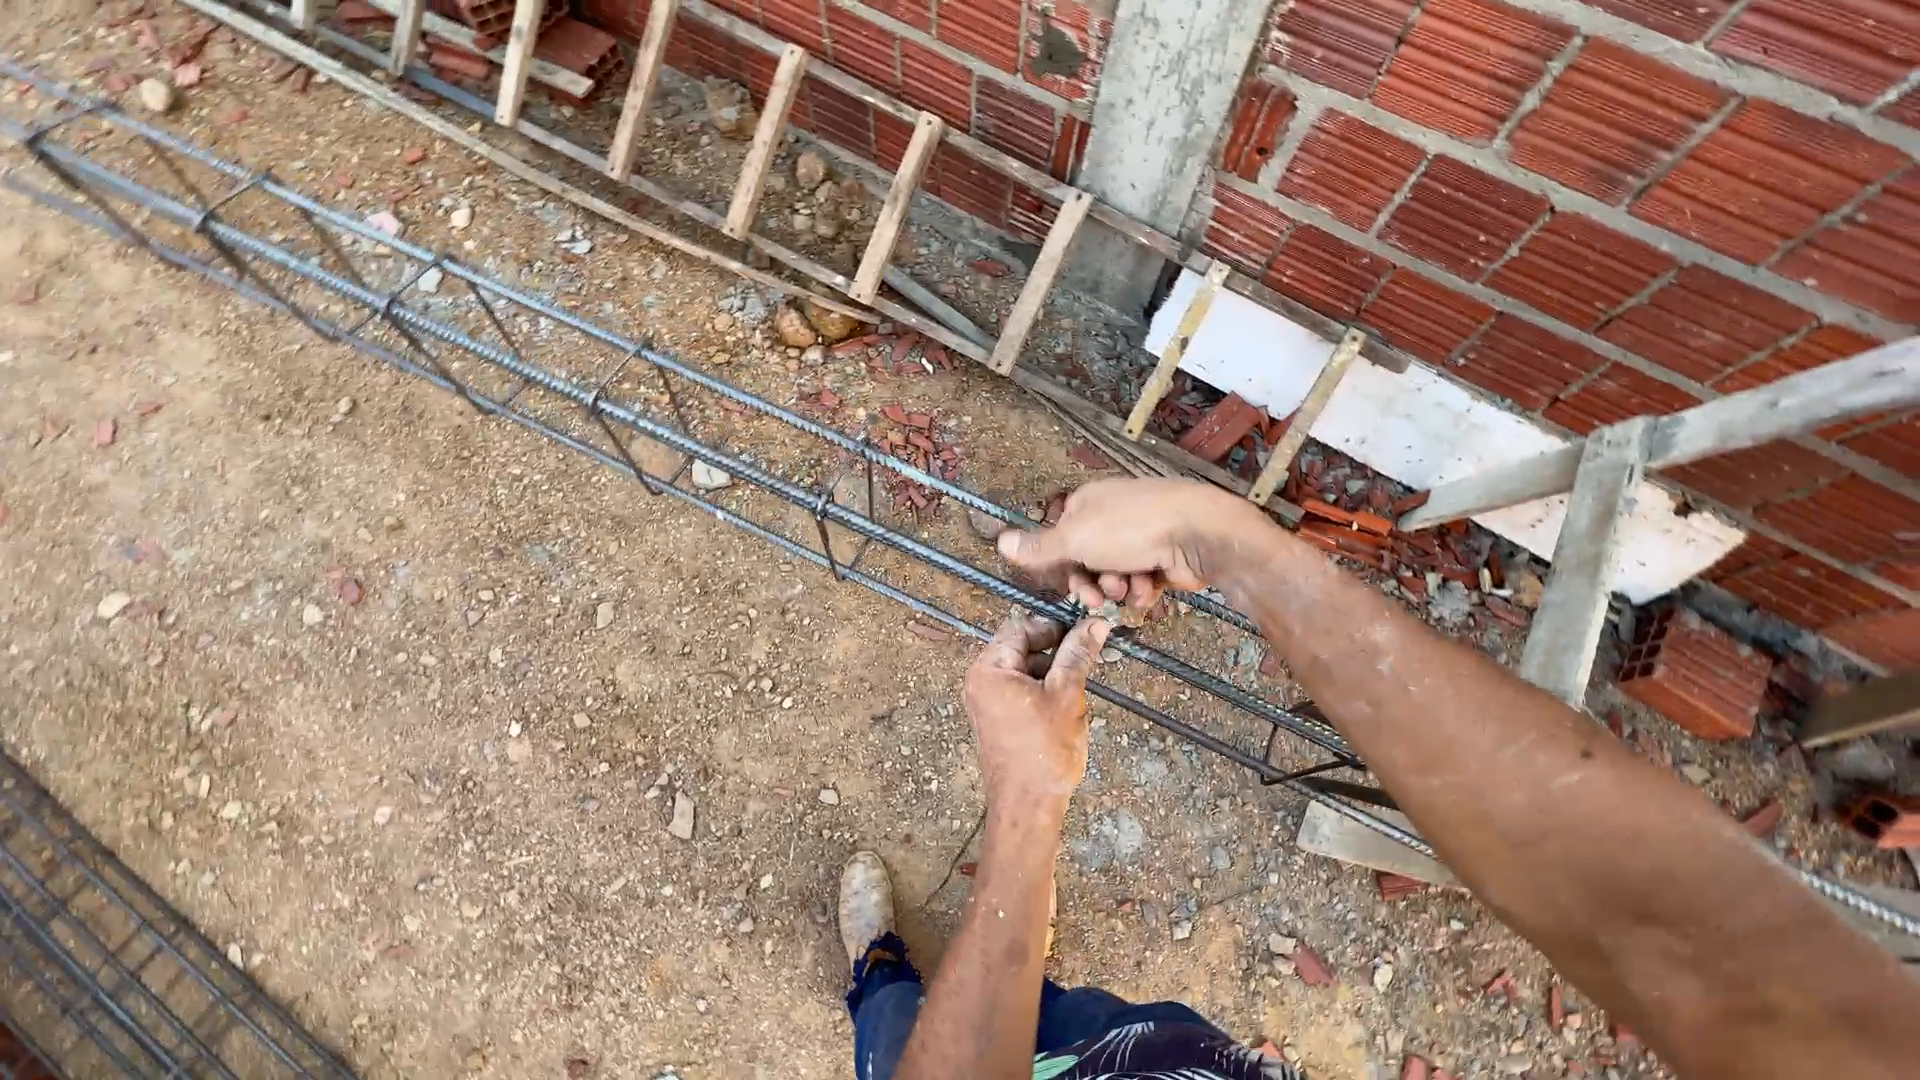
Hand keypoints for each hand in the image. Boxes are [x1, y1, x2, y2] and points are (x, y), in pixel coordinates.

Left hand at [963, 614, 1108, 816]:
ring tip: (1077, 690)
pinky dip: (1044, 691)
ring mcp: (987, 701)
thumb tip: (1094, 623)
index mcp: (988, 669)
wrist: (1028, 805)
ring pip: (1025, 669)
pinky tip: (1066, 707)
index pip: (1020, 627)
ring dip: (1053, 672)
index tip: (1083, 631)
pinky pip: (1021, 691)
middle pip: (1021, 647)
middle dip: (1055, 651)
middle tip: (1086, 658)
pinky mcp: (998, 718)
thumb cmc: (1044, 751)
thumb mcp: (1066, 694)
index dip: (1053, 626)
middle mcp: (980, 681)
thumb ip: (1078, 654)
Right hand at [997, 478, 1262, 608]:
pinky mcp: (1162, 559)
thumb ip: (1039, 546)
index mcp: (1088, 503)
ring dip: (1118, 588)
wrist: (1198, 534)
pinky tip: (1149, 588)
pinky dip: (1142, 589)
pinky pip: (1140, 581)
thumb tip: (1000, 541)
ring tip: (1131, 587)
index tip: (1068, 584)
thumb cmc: (1132, 527)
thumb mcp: (1075, 538)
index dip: (1062, 566)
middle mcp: (1112, 518)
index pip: (1061, 538)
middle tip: (1100, 596)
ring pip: (1114, 575)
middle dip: (1093, 583)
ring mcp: (1140, 537)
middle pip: (1087, 561)